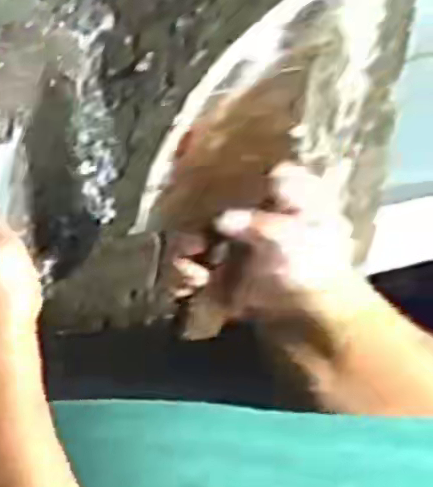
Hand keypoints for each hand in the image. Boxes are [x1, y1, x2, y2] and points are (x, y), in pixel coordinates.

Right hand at [169, 163, 373, 326]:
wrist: (297, 314)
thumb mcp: (294, 237)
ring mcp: (227, 248)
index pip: (267, 175)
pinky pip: (179, 269)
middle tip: (195, 242)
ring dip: (183, 257)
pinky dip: (179, 278)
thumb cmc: (307, 269)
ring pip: (187, 240)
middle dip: (195, 226)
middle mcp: (254, 221)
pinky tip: (191, 285)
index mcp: (286, 203)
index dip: (243, 172)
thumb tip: (221, 218)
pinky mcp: (207, 273)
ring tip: (195, 272)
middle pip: (211, 209)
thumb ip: (259, 223)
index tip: (211, 176)